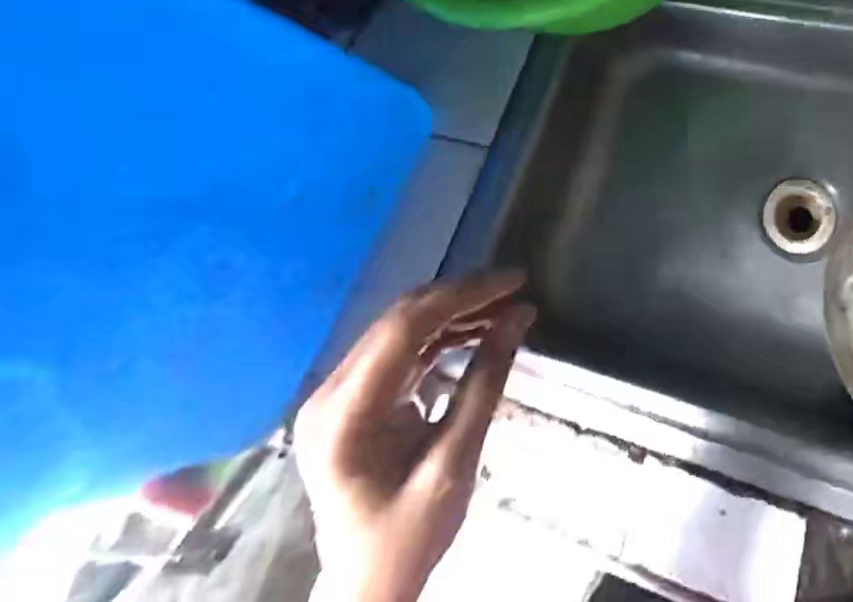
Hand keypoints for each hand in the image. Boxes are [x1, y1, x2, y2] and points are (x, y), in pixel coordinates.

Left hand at [293, 270, 533, 601]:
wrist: (369, 586)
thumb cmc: (409, 533)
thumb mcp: (456, 459)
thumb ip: (485, 382)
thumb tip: (521, 316)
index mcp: (345, 414)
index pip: (404, 328)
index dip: (464, 295)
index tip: (516, 281)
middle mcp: (332, 395)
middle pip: (400, 320)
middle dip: (463, 296)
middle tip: (519, 286)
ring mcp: (341, 397)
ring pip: (403, 328)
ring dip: (457, 311)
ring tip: (509, 306)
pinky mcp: (357, 402)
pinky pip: (404, 350)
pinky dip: (446, 333)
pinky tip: (482, 330)